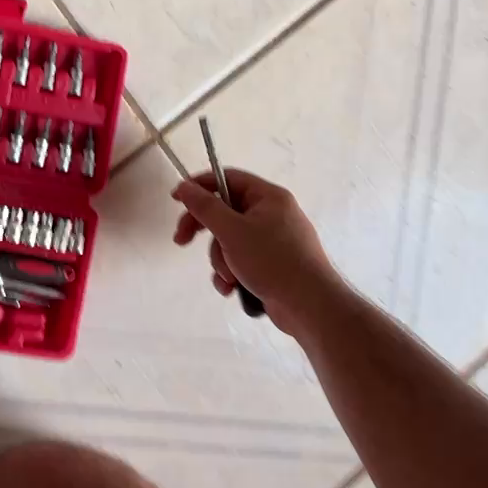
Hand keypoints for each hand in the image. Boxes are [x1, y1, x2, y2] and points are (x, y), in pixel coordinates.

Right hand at [172, 169, 345, 335]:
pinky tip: (231, 288)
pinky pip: (241, 259)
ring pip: (229, 240)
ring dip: (220, 259)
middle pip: (224, 212)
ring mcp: (274, 241)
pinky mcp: (272, 265)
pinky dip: (231, 272)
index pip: (226, 179)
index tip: (176, 199)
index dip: (198, 186)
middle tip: (181, 241)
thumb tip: (184, 186)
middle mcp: (272, 214)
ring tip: (228, 277)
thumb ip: (204, 206)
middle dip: (205, 231)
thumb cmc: (272, 261)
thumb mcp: (231, 230)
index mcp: (268, 197)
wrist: (311, 308)